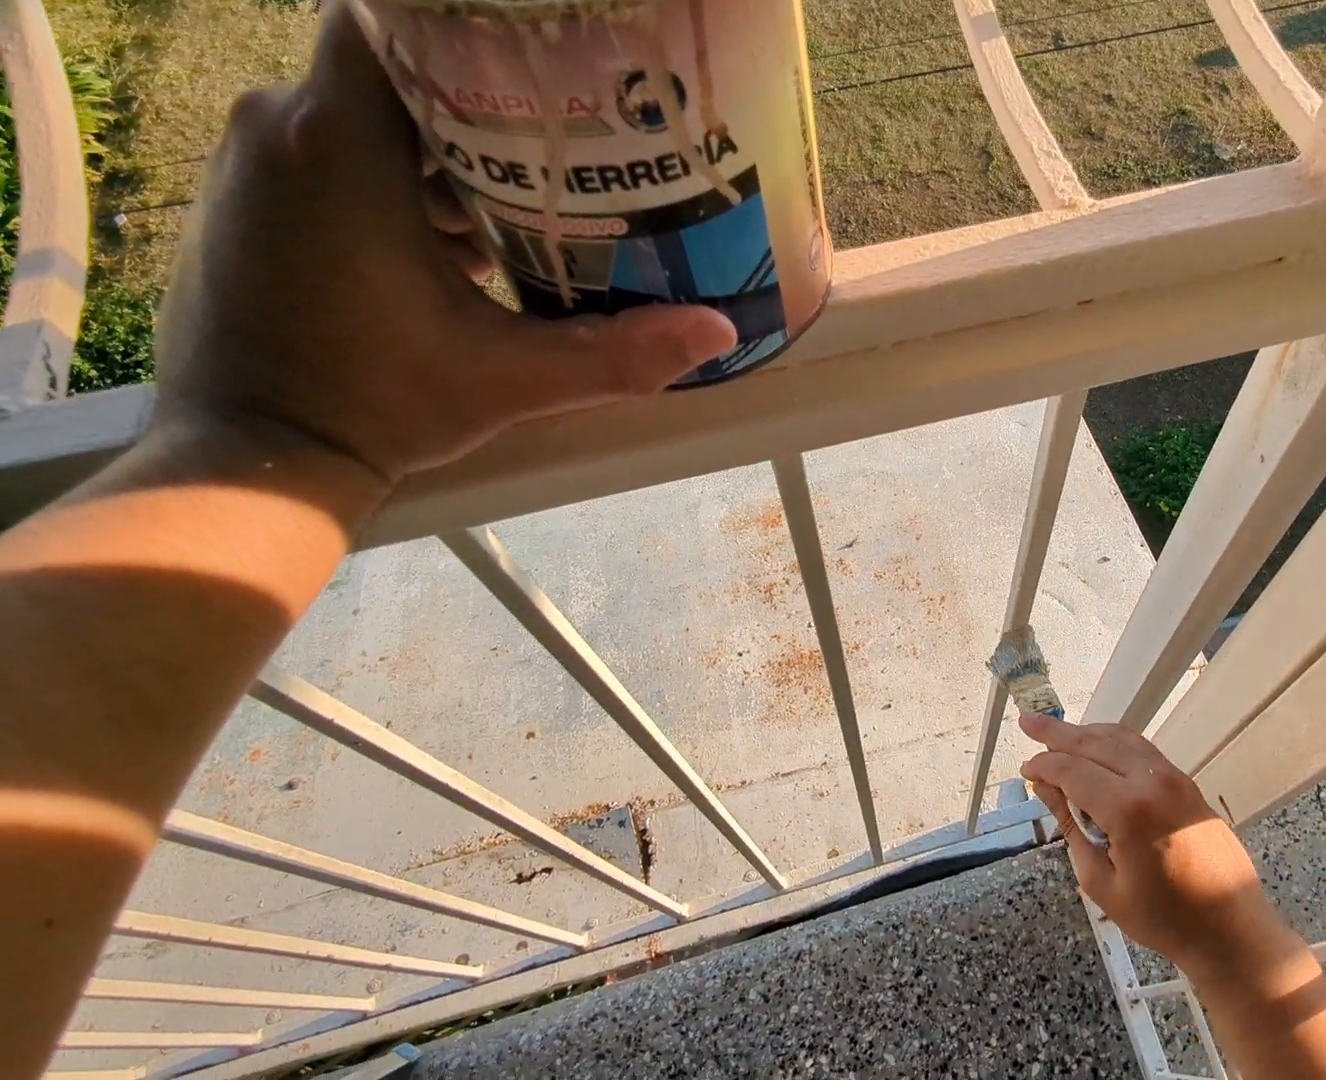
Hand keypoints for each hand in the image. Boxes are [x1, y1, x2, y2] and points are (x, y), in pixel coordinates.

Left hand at [152, 4, 736, 497]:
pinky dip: (400, 185)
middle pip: (401, 75)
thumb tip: (718, 332)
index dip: (478, 43)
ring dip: (446, 158)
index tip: (548, 81)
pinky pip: (335, 154)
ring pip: (369, 117)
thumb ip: (618, 352)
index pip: (401, 22)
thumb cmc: (378, 407)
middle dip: (484, 113)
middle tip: (566, 158)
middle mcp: (282, 128)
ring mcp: (255, 163)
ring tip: (525, 211)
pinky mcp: (249, 199)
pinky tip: (460, 248)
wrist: (257, 458)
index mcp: (341, 145)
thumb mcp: (513, 379)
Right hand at [1019, 712, 1301, 981]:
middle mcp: (1151, 781)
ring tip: (1057, 731)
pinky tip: (1097, 745)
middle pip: (1094, 743)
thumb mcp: (1101, 882)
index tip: (1025, 771)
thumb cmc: (1162, 918)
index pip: (1072, 770)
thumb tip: (1047, 789)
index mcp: (1127, 809)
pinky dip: (1113, 741)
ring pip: (1120, 738)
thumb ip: (1071, 827)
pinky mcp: (1186, 782)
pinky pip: (1142, 749)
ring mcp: (1173, 778)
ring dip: (1086, 732)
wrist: (1231, 930)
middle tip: (1028, 721)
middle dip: (1057, 732)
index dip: (1044, 766)